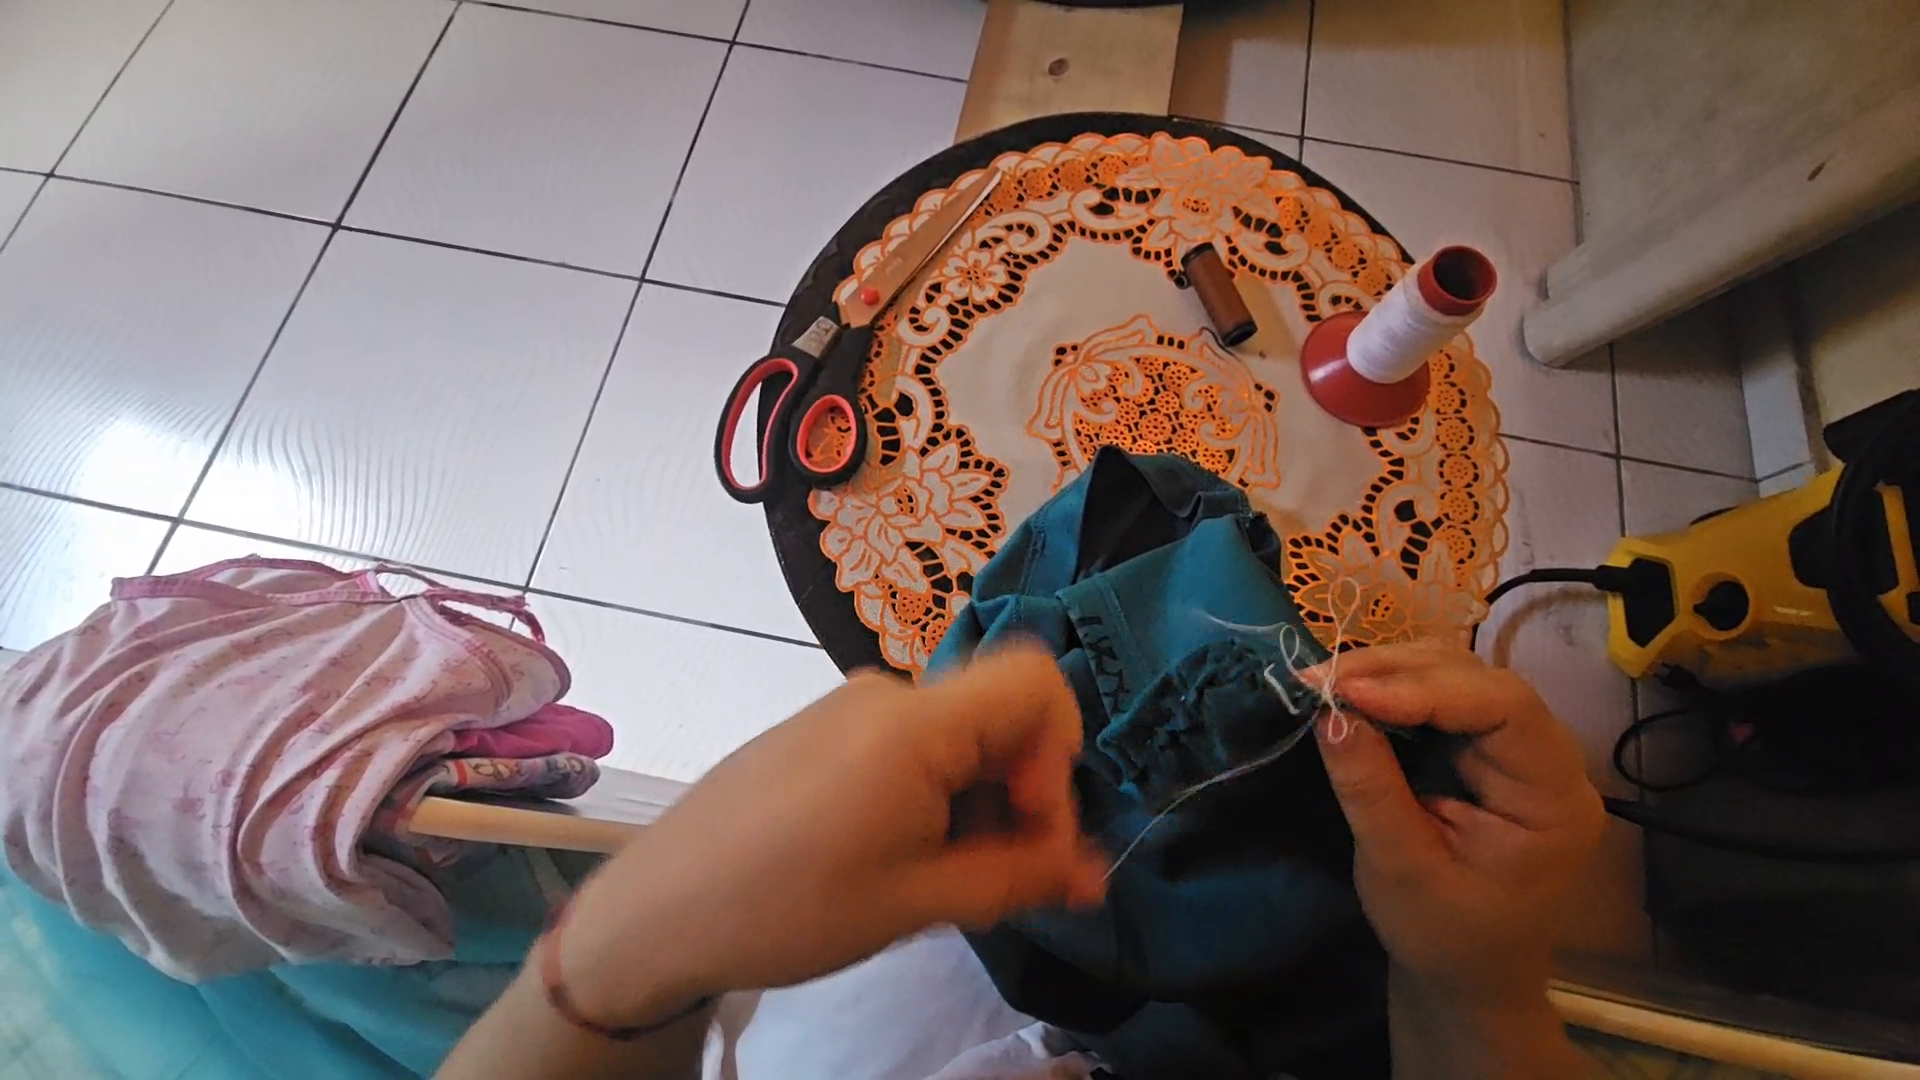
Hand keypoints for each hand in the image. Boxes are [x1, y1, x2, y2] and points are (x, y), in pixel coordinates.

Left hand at [557, 646, 1108, 1026]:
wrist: (658, 904)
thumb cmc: (788, 905)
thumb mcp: (916, 902)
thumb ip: (1019, 876)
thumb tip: (1100, 872)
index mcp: (917, 721)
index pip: (1037, 681)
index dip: (1061, 752)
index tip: (1031, 826)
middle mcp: (891, 691)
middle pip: (1000, 714)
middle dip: (1021, 791)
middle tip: (997, 873)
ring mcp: (856, 702)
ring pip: (960, 733)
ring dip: (977, 797)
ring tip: (938, 872)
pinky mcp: (832, 722)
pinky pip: (916, 738)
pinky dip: (937, 787)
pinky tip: (899, 847)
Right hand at [1304, 643, 1603, 1003]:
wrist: (1465, 971)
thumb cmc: (1443, 933)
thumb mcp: (1399, 867)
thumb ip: (1369, 789)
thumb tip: (1330, 714)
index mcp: (1552, 800)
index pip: (1506, 709)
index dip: (1425, 689)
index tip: (1348, 694)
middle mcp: (1545, 762)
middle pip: (1477, 680)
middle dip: (1394, 671)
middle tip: (1319, 680)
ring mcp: (1512, 751)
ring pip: (1455, 676)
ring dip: (1386, 670)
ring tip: (1326, 682)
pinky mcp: (1479, 749)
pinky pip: (1437, 695)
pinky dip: (1388, 686)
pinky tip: (1350, 692)